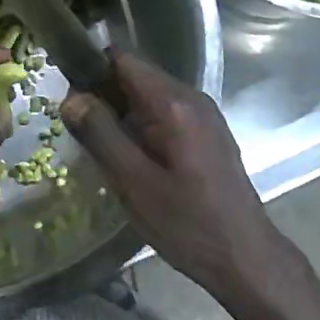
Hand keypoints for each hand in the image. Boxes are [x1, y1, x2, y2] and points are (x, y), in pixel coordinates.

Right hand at [62, 51, 319, 319]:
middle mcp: (191, 96)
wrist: (249, 262)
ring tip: (104, 148)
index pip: (121, 58)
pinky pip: (163, 112)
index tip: (70, 98)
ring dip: (121, 112)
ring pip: (147, 94)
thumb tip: (71, 97)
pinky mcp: (208, 132)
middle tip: (82, 131)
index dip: (90, 69)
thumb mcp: (133, 182)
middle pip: (134, 74)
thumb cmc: (188, 223)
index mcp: (172, 102)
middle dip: (103, 94)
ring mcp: (203, 113)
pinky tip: (135, 159)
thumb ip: (99, 133)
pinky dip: (141, 124)